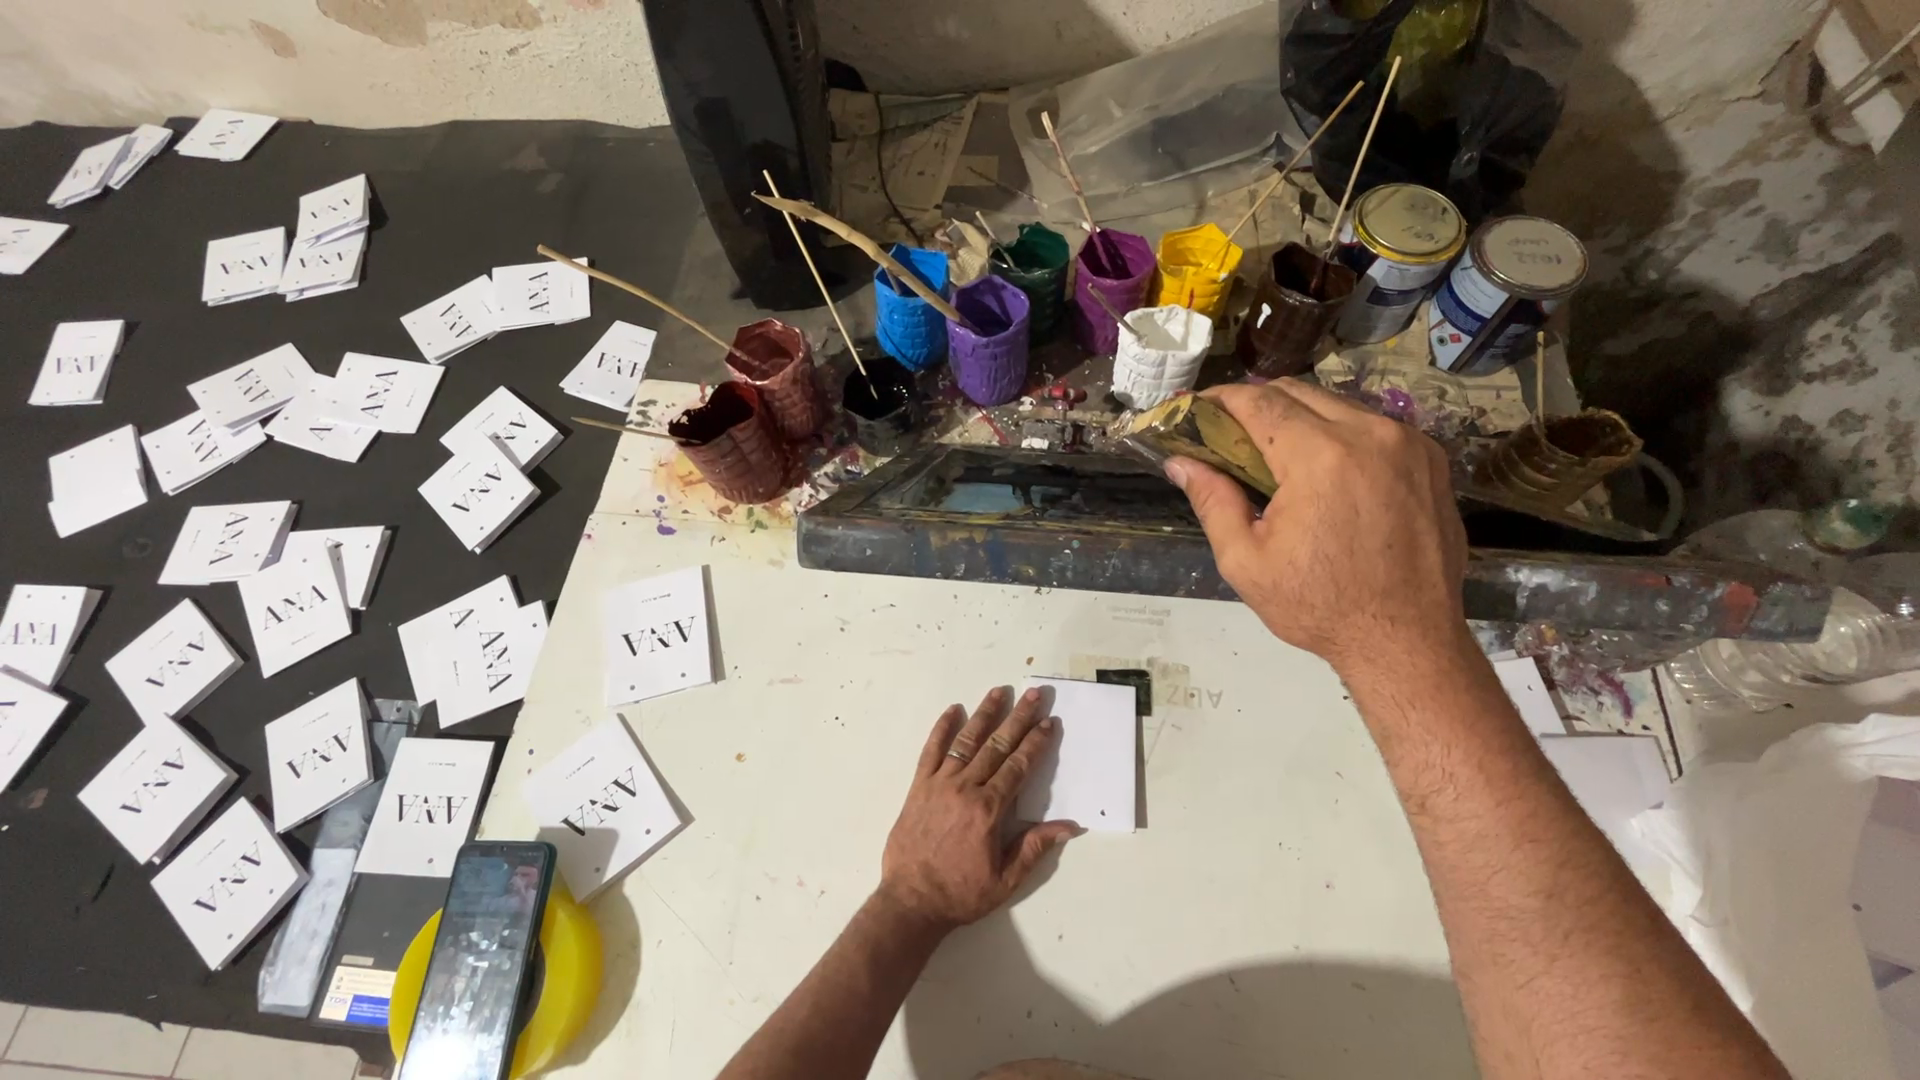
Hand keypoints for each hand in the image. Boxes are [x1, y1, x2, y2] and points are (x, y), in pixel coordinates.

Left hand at [877, 687, 1081, 930]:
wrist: (910, 901)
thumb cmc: (961, 894)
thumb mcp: (1006, 880)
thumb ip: (1035, 847)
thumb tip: (1070, 826)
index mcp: (989, 810)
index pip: (1018, 766)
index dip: (1036, 742)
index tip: (1049, 722)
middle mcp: (965, 789)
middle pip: (997, 746)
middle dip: (1018, 718)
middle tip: (1034, 694)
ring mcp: (939, 784)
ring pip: (966, 741)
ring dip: (985, 714)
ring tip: (999, 691)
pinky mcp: (918, 787)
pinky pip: (931, 750)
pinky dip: (942, 729)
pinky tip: (953, 710)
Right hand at [1165, 380, 1469, 676]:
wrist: (1406, 639)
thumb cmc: (1318, 605)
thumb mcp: (1246, 561)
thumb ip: (1212, 501)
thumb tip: (1179, 462)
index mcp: (1321, 457)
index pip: (1260, 402)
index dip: (1221, 399)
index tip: (1197, 408)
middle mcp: (1370, 434)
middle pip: (1298, 393)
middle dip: (1257, 404)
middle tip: (1228, 433)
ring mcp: (1408, 442)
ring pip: (1337, 405)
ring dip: (1299, 419)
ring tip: (1274, 454)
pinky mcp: (1430, 459)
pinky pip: (1373, 427)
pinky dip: (1340, 435)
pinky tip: (1326, 472)